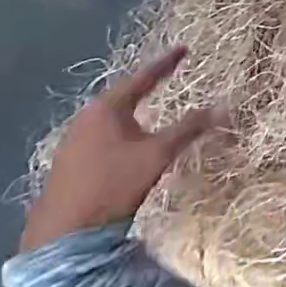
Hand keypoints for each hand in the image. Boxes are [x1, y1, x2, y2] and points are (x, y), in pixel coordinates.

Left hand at [20, 47, 222, 252]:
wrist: (63, 236)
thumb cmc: (113, 185)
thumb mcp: (157, 154)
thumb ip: (189, 129)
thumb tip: (222, 107)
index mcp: (108, 108)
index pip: (144, 77)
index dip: (166, 63)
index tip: (183, 50)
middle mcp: (86, 117)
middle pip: (122, 94)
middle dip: (145, 85)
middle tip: (165, 75)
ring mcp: (72, 140)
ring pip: (109, 115)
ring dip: (131, 108)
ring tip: (147, 105)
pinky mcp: (67, 162)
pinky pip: (100, 133)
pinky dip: (118, 128)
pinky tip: (124, 140)